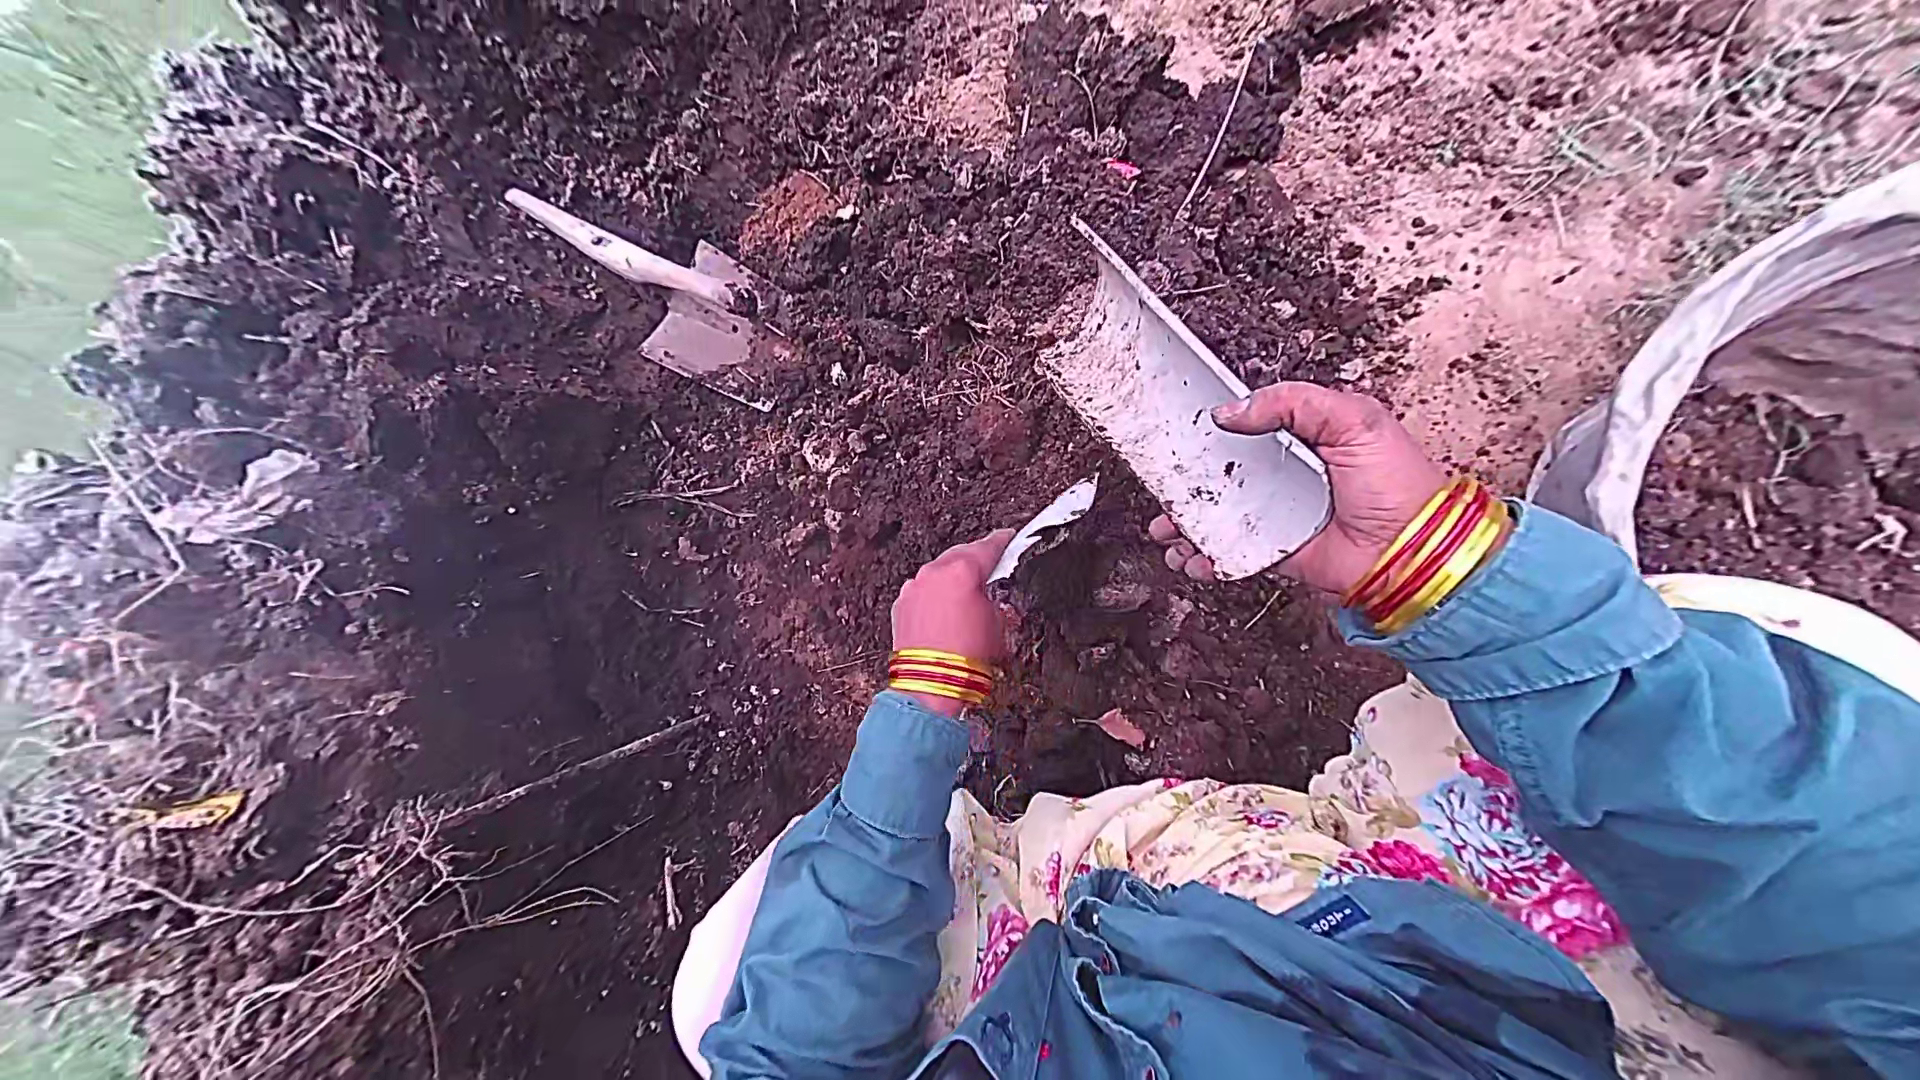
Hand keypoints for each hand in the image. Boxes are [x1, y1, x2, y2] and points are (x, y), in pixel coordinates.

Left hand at [890, 529, 1015, 714]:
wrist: (929, 687)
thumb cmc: (965, 660)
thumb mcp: (999, 625)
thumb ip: (999, 600)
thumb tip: (997, 596)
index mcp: (962, 570)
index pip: (990, 545)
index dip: (1005, 541)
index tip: (1010, 539)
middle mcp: (934, 572)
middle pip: (962, 554)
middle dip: (977, 560)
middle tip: (992, 570)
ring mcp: (914, 587)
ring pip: (940, 571)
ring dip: (954, 579)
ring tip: (968, 597)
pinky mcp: (902, 603)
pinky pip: (924, 590)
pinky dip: (935, 595)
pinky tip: (946, 612)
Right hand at [1152, 382, 1448, 595]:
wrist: (1411, 552)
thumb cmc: (1396, 485)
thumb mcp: (1355, 419)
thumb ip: (1294, 402)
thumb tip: (1229, 412)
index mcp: (1294, 442)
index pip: (1238, 433)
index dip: (1204, 436)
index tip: (1173, 438)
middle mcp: (1277, 479)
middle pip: (1214, 479)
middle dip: (1180, 487)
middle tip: (1161, 491)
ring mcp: (1269, 518)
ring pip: (1210, 518)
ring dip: (1181, 526)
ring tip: (1165, 531)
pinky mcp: (1268, 552)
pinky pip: (1225, 554)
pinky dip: (1201, 559)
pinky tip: (1189, 558)